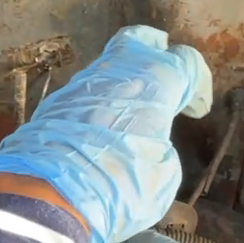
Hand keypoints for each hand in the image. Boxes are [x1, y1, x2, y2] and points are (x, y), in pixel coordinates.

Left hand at [0, 25, 209, 242]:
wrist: (48, 198)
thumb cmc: (120, 187)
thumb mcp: (161, 177)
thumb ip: (158, 149)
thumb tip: (146, 146)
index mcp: (154, 83)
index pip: (184, 63)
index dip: (196, 84)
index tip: (196, 108)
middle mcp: (113, 75)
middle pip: (135, 43)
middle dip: (151, 52)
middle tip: (160, 72)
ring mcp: (75, 89)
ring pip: (102, 74)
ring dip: (117, 89)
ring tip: (124, 116)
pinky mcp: (47, 110)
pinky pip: (78, 101)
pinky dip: (91, 111)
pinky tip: (92, 134)